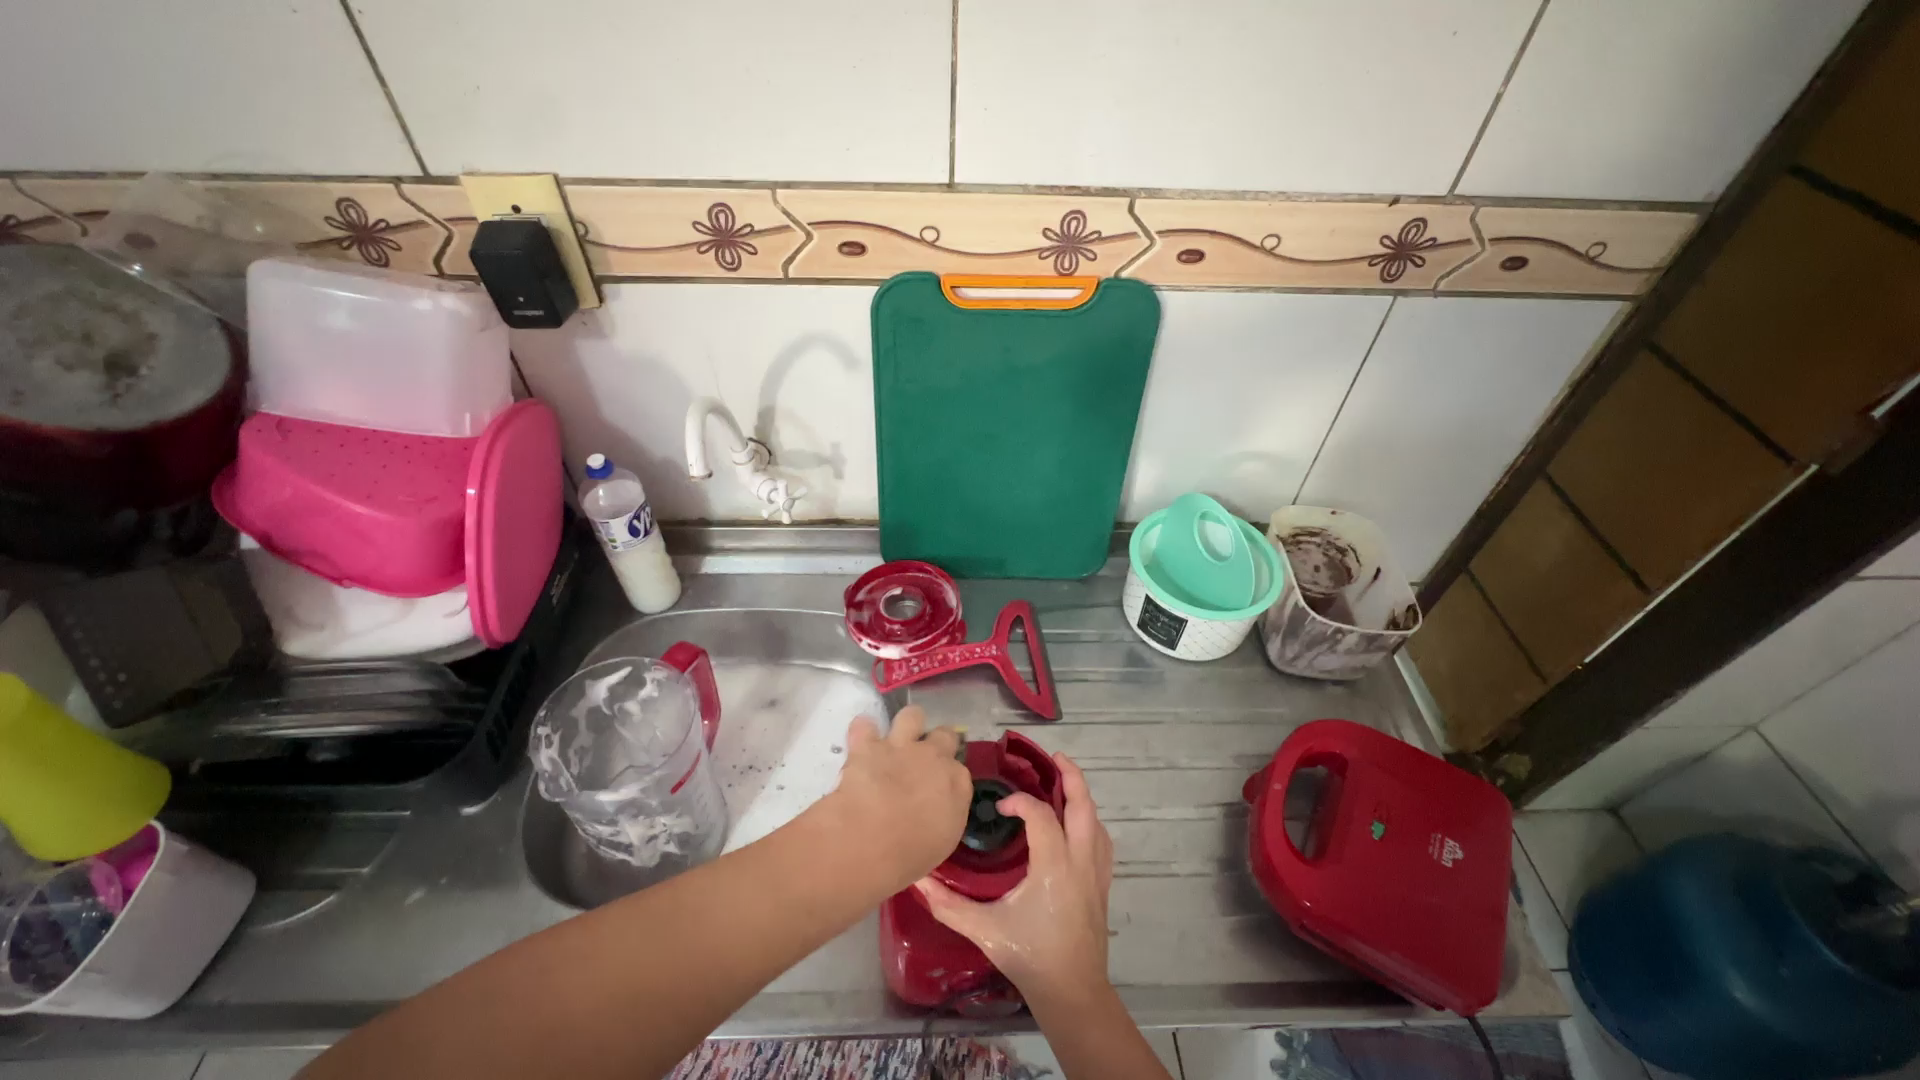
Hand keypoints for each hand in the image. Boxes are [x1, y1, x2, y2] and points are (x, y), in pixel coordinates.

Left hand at [818, 706, 972, 894]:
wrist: (871, 839)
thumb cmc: (911, 854)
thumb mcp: (939, 843)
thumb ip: (941, 819)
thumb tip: (932, 816)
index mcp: (957, 784)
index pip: (959, 771)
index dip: (948, 776)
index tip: (939, 787)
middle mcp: (934, 758)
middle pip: (945, 735)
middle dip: (937, 742)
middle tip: (924, 758)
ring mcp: (901, 746)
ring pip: (912, 716)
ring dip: (906, 725)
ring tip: (896, 738)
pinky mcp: (868, 745)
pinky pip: (865, 725)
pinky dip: (862, 731)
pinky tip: (860, 739)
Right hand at [913, 752, 1113, 1003]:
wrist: (1072, 991)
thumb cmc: (1029, 956)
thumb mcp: (984, 930)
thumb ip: (948, 905)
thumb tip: (917, 880)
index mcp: (1053, 865)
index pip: (1040, 815)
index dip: (1020, 803)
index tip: (1000, 808)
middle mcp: (1080, 861)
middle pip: (1083, 806)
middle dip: (1071, 777)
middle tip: (1054, 758)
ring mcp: (1096, 873)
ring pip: (1097, 822)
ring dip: (1083, 798)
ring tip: (1065, 784)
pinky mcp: (1102, 886)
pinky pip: (1103, 842)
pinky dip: (1092, 823)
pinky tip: (1079, 826)